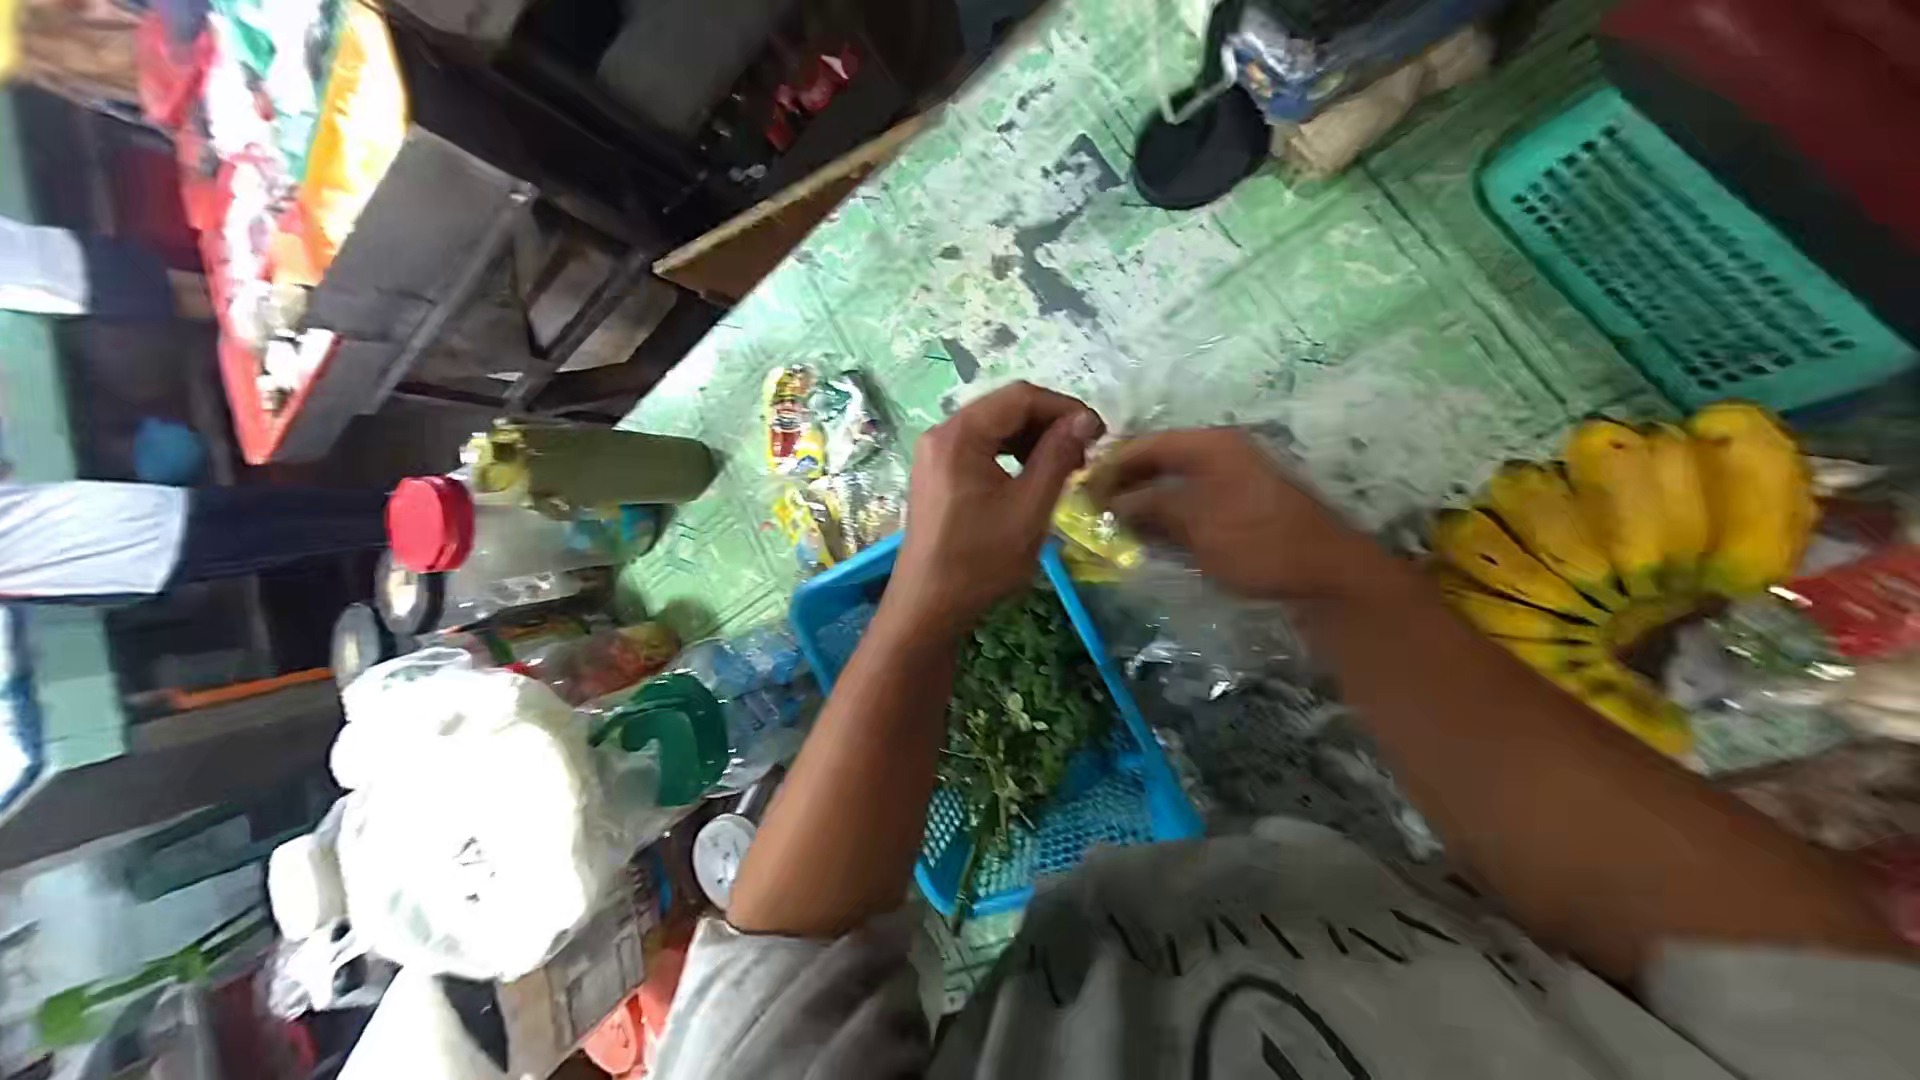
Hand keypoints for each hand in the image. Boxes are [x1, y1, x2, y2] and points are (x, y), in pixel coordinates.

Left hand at [891, 382, 1103, 633]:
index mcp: (959, 435)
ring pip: (993, 428)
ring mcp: (934, 454)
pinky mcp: (935, 474)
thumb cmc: (980, 561)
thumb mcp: (1029, 508)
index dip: (1064, 408)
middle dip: (1048, 424)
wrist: (928, 605)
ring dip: (1031, 440)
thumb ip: (1057, 456)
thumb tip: (1084, 420)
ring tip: (1062, 468)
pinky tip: (1030, 478)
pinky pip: (979, 448)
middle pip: (1004, 408)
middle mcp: (940, 434)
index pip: (1020, 397)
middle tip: (1083, 454)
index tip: (1097, 434)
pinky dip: (1009, 455)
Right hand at [1085, 428, 1400, 600]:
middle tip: (1091, 509)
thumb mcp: (1194, 521)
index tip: (1079, 489)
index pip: (1147, 444)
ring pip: (1172, 486)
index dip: (1110, 464)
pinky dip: (1164, 518)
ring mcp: (1231, 483)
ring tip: (1110, 524)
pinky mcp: (1238, 510)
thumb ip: (1147, 506)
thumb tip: (1109, 502)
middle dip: (1123, 483)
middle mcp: (1220, 456)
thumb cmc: (1256, 541)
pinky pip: (1189, 506)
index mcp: (1211, 445)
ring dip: (1142, 502)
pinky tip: (1145, 536)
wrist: (1324, 577)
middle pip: (1158, 462)